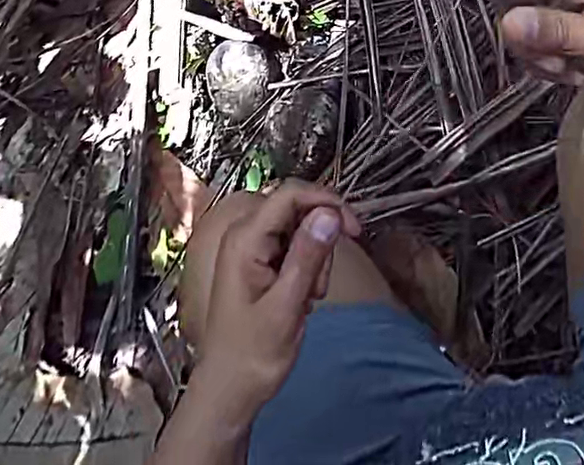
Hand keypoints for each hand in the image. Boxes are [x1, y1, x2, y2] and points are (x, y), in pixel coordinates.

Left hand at [187, 182, 361, 431]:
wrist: (229, 390)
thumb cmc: (253, 355)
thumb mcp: (286, 307)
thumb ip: (308, 257)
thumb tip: (329, 213)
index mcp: (245, 237)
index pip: (290, 194)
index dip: (326, 201)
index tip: (354, 229)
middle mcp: (245, 231)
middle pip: (297, 208)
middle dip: (320, 238)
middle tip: (322, 283)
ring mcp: (251, 244)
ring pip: (300, 226)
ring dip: (315, 257)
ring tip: (308, 298)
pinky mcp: (260, 257)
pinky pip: (294, 244)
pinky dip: (307, 265)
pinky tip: (303, 295)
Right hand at [435, 0, 583, 106]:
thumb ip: (558, 31)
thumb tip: (505, 22)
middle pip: (515, 1)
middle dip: (524, 36)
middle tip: (556, 64)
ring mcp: (572, 11)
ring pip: (524, 30)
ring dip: (540, 56)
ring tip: (576, 72)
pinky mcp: (572, 34)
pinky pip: (539, 47)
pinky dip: (549, 66)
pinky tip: (577, 75)